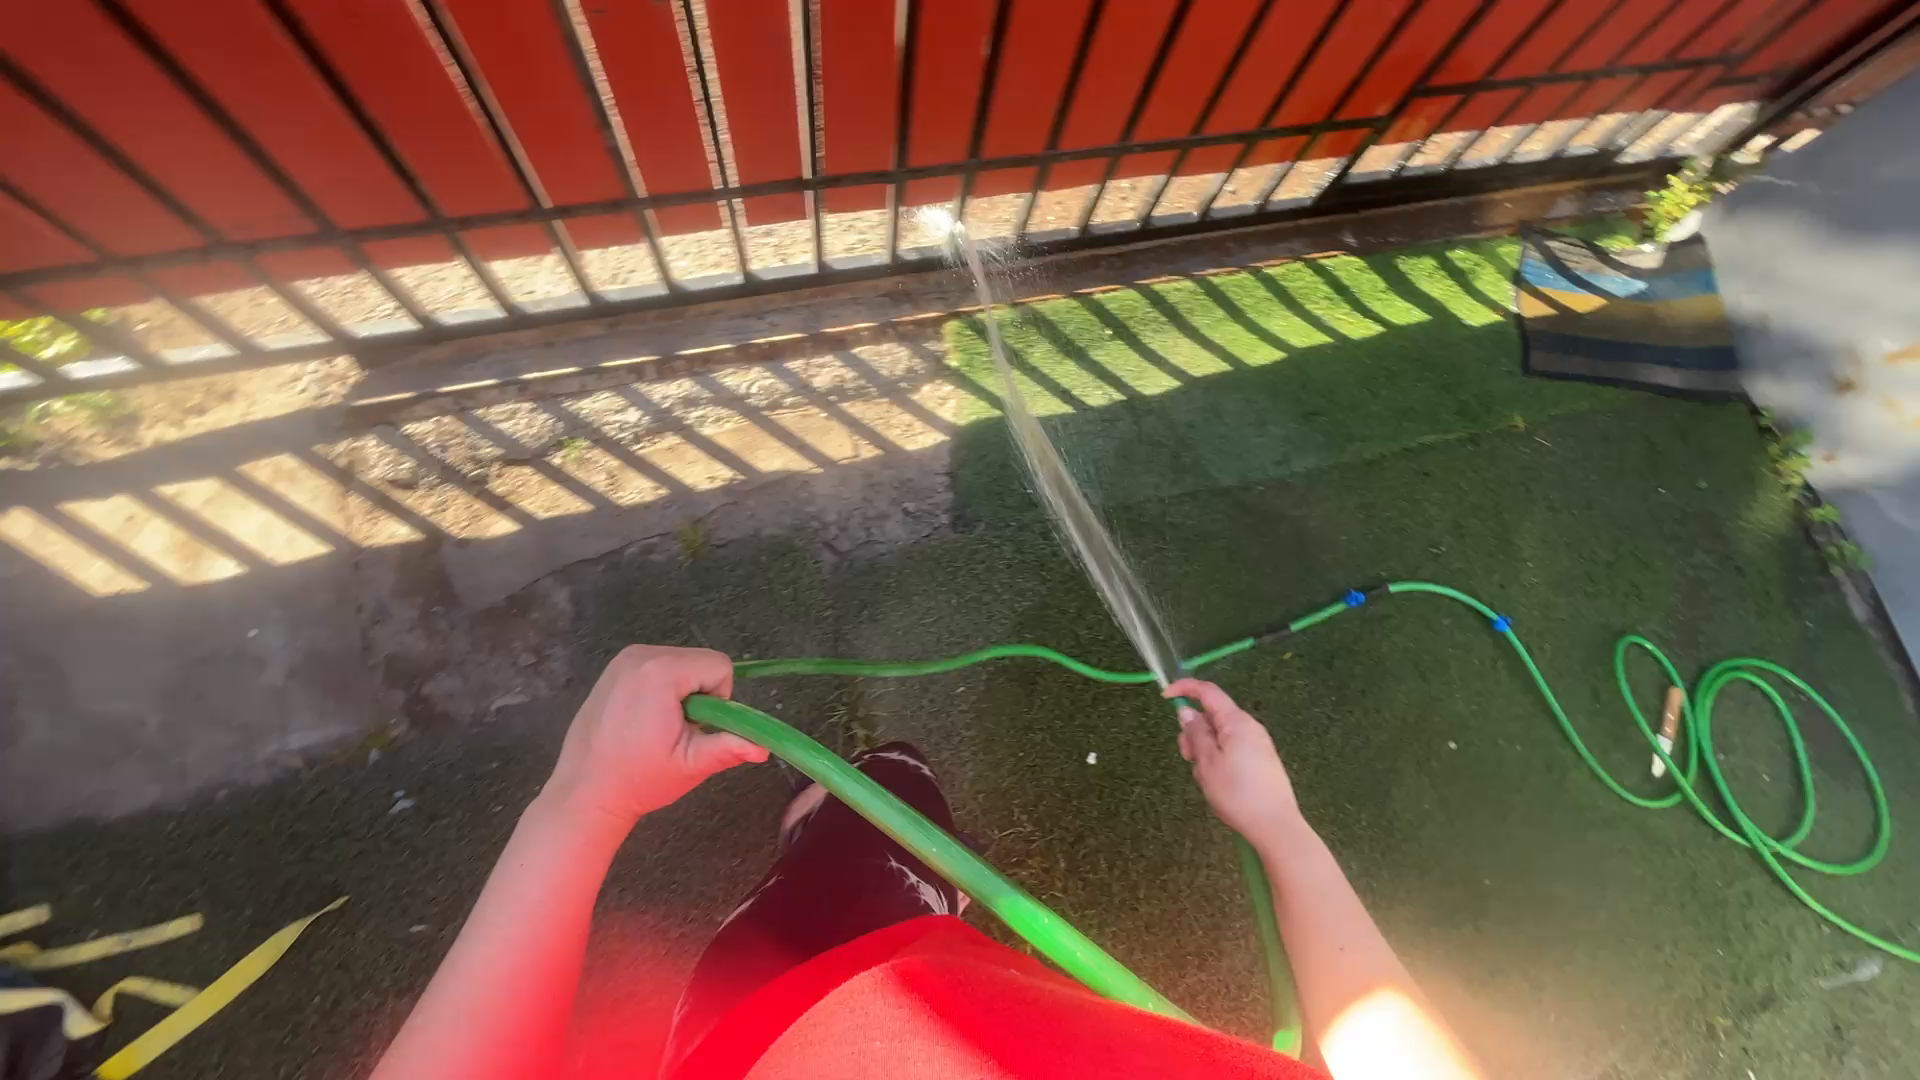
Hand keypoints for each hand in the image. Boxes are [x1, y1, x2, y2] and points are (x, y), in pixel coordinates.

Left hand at [543, 645, 767, 829]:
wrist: (583, 793)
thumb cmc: (639, 779)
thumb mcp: (691, 765)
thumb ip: (730, 748)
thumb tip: (764, 748)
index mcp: (661, 672)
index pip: (719, 666)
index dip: (718, 699)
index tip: (695, 727)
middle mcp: (640, 655)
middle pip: (701, 661)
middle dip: (700, 693)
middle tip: (677, 730)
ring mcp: (623, 659)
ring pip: (682, 662)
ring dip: (683, 691)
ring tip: (660, 726)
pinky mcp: (615, 667)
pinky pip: (660, 665)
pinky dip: (664, 687)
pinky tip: (644, 718)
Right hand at [1165, 679, 1302, 845]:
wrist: (1276, 826)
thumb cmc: (1237, 793)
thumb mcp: (1207, 762)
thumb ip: (1195, 733)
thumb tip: (1187, 711)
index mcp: (1237, 722)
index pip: (1208, 691)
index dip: (1185, 688)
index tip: (1165, 697)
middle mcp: (1249, 727)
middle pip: (1212, 715)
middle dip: (1193, 730)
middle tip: (1187, 757)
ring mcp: (1257, 744)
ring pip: (1220, 735)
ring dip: (1204, 749)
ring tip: (1205, 778)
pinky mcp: (1260, 761)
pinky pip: (1231, 749)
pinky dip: (1217, 758)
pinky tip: (1217, 782)